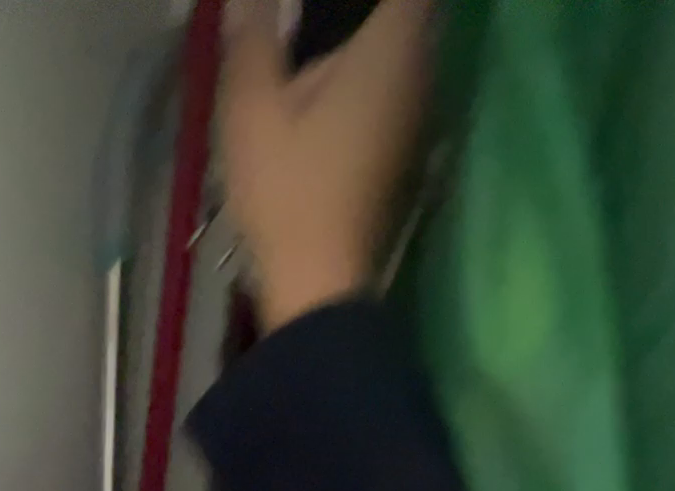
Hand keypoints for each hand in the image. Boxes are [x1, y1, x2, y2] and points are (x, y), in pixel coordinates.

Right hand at [220, 0, 432, 329]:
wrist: (319, 278)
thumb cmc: (287, 190)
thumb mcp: (252, 112)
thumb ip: (252, 42)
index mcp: (393, 44)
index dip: (351, 1)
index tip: (309, 10)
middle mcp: (422, 70)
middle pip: (402, 14)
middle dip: (350, 18)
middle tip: (296, 28)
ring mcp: (417, 115)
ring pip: (395, 54)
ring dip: (355, 48)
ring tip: (300, 63)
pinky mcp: (403, 151)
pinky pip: (385, 93)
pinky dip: (356, 84)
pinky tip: (314, 105)